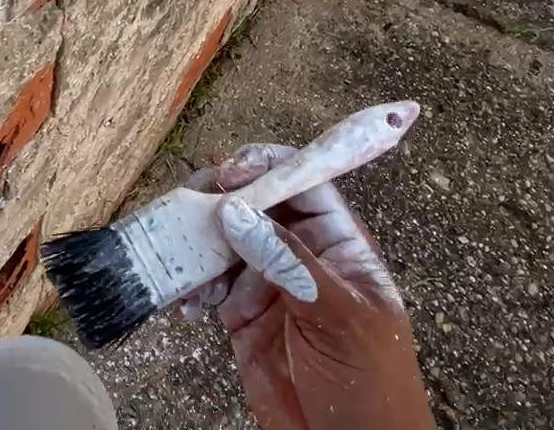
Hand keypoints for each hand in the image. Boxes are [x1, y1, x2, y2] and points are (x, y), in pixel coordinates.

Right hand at [174, 144, 433, 429]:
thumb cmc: (369, 389)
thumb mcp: (340, 319)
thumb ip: (289, 263)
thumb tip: (235, 212)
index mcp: (337, 244)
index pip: (302, 181)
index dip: (266, 166)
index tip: (228, 174)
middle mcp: (298, 251)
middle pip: (253, 200)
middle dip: (218, 199)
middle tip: (190, 207)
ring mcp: (266, 278)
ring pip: (222, 234)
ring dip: (197, 241)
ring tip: (183, 260)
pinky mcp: (239, 309)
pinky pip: (206, 278)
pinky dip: (190, 284)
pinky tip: (189, 305)